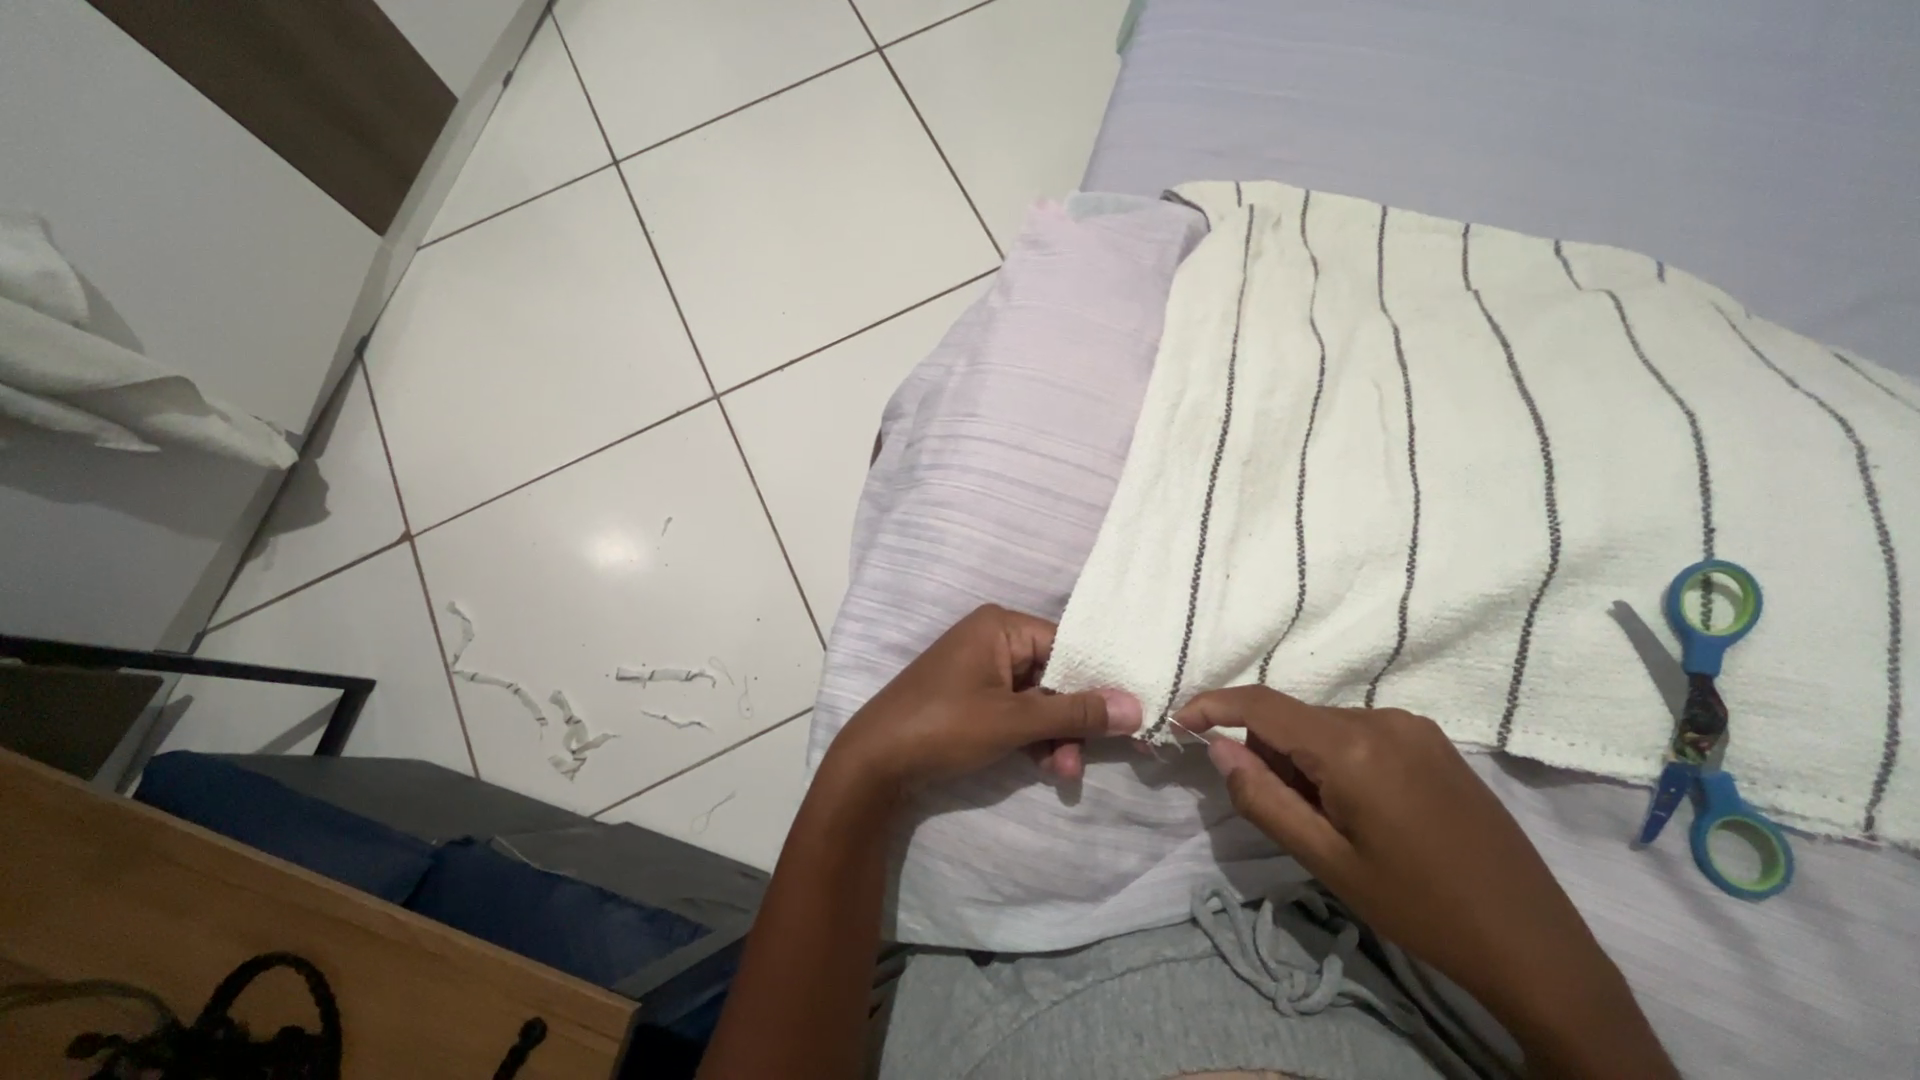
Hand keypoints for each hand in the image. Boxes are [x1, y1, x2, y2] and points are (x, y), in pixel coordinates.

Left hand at [825, 605, 1141, 801]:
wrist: (873, 762)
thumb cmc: (944, 727)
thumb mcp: (1014, 720)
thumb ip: (1074, 712)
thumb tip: (1135, 707)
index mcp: (1000, 627)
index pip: (1067, 646)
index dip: (1097, 682)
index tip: (1127, 717)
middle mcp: (993, 639)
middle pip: (1054, 675)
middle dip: (1071, 720)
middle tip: (1084, 759)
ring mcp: (980, 670)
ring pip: (1038, 699)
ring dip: (1055, 736)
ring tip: (1062, 773)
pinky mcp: (972, 698)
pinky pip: (1017, 711)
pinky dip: (1032, 738)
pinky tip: (1045, 767)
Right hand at [1177, 687, 1675, 1078]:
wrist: (1531, 941)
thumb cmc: (1418, 906)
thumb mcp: (1326, 861)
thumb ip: (1262, 798)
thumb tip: (1217, 748)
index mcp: (1354, 746)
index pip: (1263, 705)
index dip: (1214, 706)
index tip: (1178, 721)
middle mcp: (1385, 719)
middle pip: (1295, 719)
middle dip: (1267, 752)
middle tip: (1279, 813)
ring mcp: (1417, 728)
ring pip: (1327, 728)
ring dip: (1305, 761)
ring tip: (1330, 825)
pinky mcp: (1436, 745)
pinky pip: (1362, 736)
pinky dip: (1338, 761)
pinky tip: (1361, 813)